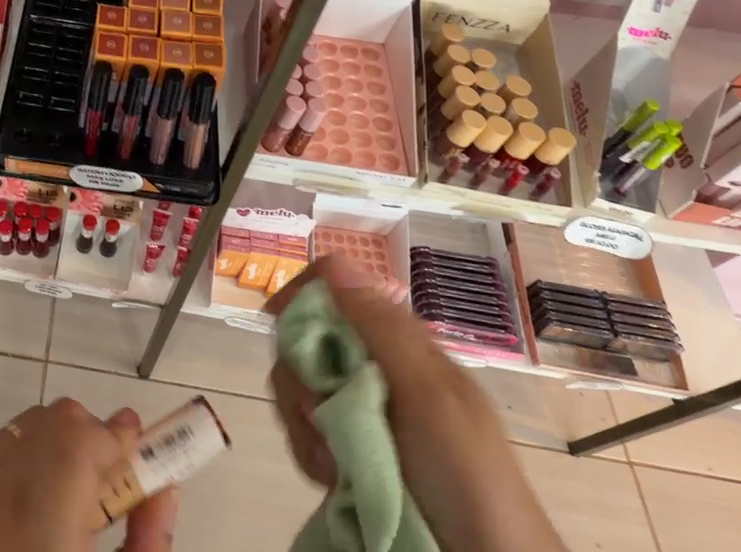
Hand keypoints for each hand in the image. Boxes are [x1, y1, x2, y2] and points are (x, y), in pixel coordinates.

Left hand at [0, 398, 180, 551]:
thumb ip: (147, 541)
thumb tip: (164, 494)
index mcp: (50, 507)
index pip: (91, 436)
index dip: (122, 436)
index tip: (140, 449)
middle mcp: (6, 482)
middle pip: (58, 420)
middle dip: (92, 436)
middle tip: (111, 480)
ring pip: (25, 427)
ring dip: (57, 443)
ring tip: (70, 494)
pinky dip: (23, 460)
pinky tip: (30, 506)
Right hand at [266, 257, 567, 551]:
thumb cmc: (465, 473)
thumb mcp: (429, 394)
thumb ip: (382, 329)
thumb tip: (334, 262)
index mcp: (400, 346)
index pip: (339, 291)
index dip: (303, 295)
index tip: (274, 317)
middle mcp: (374, 370)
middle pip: (305, 340)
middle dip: (298, 376)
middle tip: (317, 411)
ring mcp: (358, 412)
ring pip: (297, 387)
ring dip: (302, 422)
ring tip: (331, 461)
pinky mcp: (344, 451)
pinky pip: (302, 431)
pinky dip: (307, 452)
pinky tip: (331, 478)